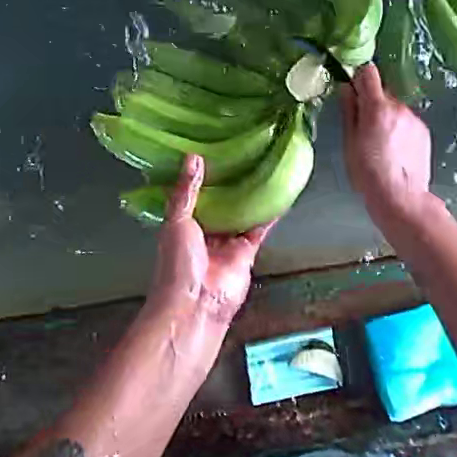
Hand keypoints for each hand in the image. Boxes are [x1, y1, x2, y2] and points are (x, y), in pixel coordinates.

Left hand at [146, 155, 270, 330]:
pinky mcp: (247, 251)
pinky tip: (279, 197)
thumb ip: (186, 191)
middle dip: (230, 185)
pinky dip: (270, 214)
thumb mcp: (176, 221)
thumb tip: (192, 158)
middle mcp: (204, 233)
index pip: (194, 195)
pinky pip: (260, 228)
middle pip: (221, 204)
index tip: (213, 153)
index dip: (203, 176)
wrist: (197, 303)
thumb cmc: (177, 264)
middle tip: (244, 157)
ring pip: (242, 214)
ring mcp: (227, 243)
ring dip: (252, 197)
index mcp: (182, 225)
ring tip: (264, 170)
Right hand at [340, 64, 433, 223]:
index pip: (369, 73)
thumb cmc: (368, 173)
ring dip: (387, 117)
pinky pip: (407, 121)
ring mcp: (414, 119)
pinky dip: (400, 128)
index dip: (359, 78)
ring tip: (381, 144)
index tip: (353, 89)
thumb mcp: (350, 142)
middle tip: (364, 128)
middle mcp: (399, 107)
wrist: (401, 197)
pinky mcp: (424, 131)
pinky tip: (395, 150)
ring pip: (396, 108)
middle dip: (372, 103)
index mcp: (377, 108)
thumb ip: (350, 111)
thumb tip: (346, 88)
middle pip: (383, 93)